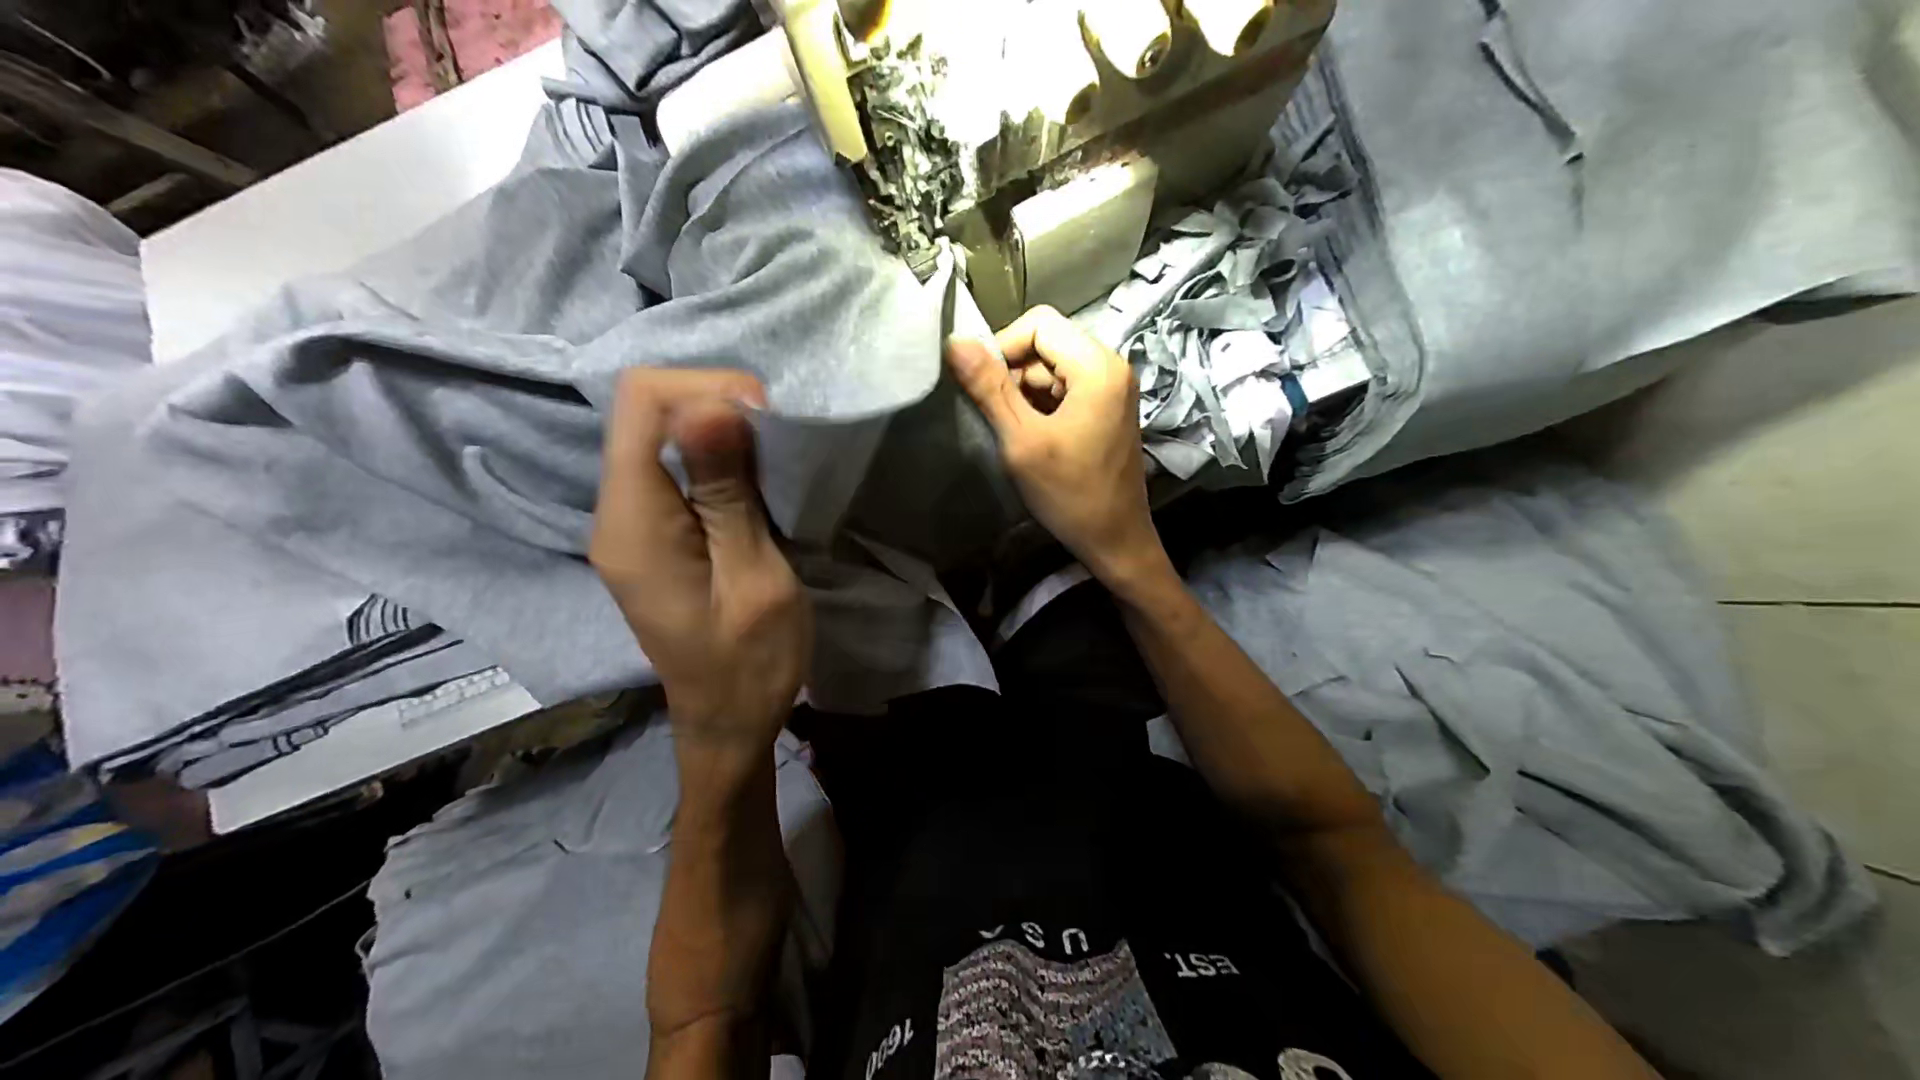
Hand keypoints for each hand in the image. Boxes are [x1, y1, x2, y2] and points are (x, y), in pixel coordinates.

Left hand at [590, 369, 810, 759]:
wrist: (728, 721)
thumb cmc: (751, 664)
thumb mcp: (754, 580)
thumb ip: (726, 494)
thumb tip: (711, 405)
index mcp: (633, 523)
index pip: (642, 403)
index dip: (707, 389)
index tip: (768, 422)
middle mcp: (616, 513)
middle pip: (647, 410)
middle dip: (717, 406)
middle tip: (778, 446)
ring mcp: (629, 522)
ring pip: (661, 432)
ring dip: (721, 432)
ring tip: (772, 464)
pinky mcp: (651, 532)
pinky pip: (673, 465)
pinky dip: (717, 458)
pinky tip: (753, 483)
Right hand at [947, 305, 1172, 589]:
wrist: (1116, 540)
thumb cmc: (1070, 493)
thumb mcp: (1022, 440)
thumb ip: (989, 388)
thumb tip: (955, 342)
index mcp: (1097, 366)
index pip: (1038, 324)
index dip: (1003, 347)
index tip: (984, 388)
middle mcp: (1112, 366)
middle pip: (1047, 342)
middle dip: (1014, 373)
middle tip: (1000, 416)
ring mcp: (1113, 388)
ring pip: (1053, 366)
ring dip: (1026, 392)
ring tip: (1018, 432)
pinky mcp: (1108, 408)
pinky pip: (1066, 387)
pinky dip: (1043, 404)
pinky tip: (1036, 436)